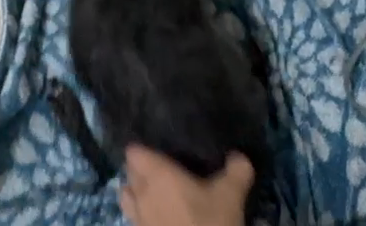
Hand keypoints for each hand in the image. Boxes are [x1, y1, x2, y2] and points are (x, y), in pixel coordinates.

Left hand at [119, 147, 251, 225]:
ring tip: (154, 193)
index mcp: (157, 174)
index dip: (141, 148)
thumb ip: (236, 169)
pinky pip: (134, 218)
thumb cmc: (210, 223)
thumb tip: (238, 156)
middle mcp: (142, 193)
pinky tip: (160, 216)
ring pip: (127, 196)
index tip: (155, 147)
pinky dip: (142, 214)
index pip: (133, 152)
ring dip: (136, 192)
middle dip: (139, 169)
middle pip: (129, 172)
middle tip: (160, 168)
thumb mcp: (231, 195)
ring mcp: (138, 219)